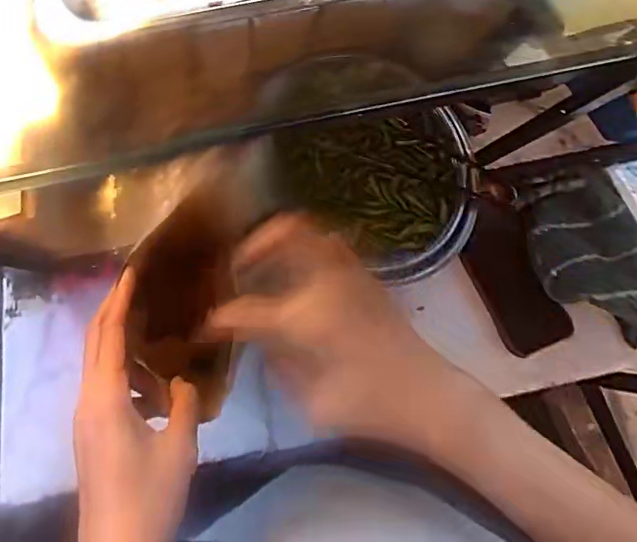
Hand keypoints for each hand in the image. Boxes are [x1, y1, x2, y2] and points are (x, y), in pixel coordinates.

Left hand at [75, 268, 200, 541]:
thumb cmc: (146, 495)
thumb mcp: (178, 449)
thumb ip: (185, 406)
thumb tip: (182, 384)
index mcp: (105, 395)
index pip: (108, 332)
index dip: (119, 298)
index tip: (131, 271)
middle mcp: (87, 399)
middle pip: (95, 340)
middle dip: (112, 309)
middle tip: (134, 285)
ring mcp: (84, 418)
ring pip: (99, 365)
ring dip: (122, 347)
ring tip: (155, 346)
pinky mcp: (89, 435)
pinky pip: (103, 387)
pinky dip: (124, 375)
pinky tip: (152, 393)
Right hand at [206, 214, 486, 455]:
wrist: (430, 398)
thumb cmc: (368, 406)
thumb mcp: (310, 398)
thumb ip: (276, 360)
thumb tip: (256, 338)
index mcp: (305, 313)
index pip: (247, 308)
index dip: (221, 318)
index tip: (206, 328)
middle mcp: (325, 278)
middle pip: (282, 231)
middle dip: (252, 244)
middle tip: (238, 266)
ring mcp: (348, 270)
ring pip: (306, 229)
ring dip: (279, 239)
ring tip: (264, 263)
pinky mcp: (364, 274)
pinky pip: (327, 242)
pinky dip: (304, 246)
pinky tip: (298, 273)